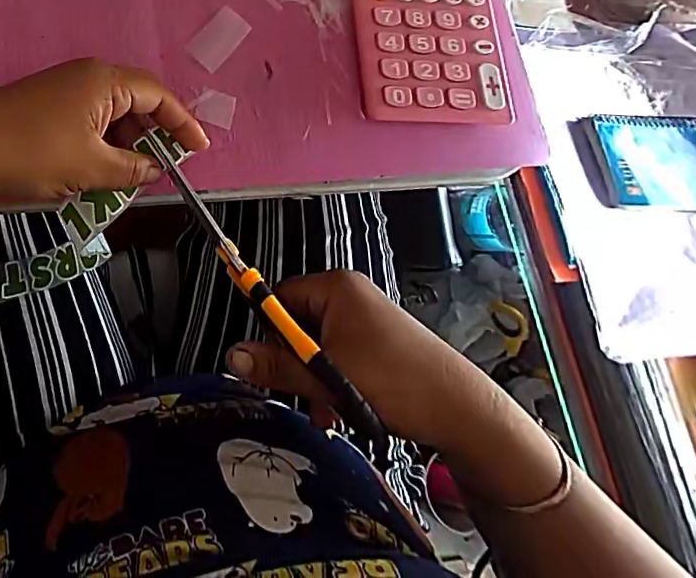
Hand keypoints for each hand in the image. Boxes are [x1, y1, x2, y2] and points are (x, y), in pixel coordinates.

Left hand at [0, 58, 208, 214]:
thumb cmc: (31, 154)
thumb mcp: (90, 168)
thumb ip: (132, 168)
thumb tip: (154, 168)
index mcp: (103, 80)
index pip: (158, 95)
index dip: (182, 122)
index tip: (199, 149)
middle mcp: (86, 77)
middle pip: (136, 103)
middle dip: (152, 136)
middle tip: (162, 168)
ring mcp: (63, 91)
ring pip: (111, 116)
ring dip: (125, 145)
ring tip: (128, 177)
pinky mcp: (45, 108)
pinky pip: (88, 123)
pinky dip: (100, 146)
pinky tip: (97, 172)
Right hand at [222, 271, 501, 450]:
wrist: (458, 408)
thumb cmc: (403, 382)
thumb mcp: (328, 378)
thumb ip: (278, 366)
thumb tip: (238, 356)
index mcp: (337, 287)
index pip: (279, 296)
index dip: (269, 332)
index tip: (260, 359)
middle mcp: (351, 296)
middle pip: (297, 322)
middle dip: (296, 362)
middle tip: (303, 390)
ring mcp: (365, 318)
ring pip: (318, 344)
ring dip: (315, 378)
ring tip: (328, 406)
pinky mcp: (376, 340)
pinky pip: (338, 354)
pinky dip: (334, 380)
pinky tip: (342, 407)